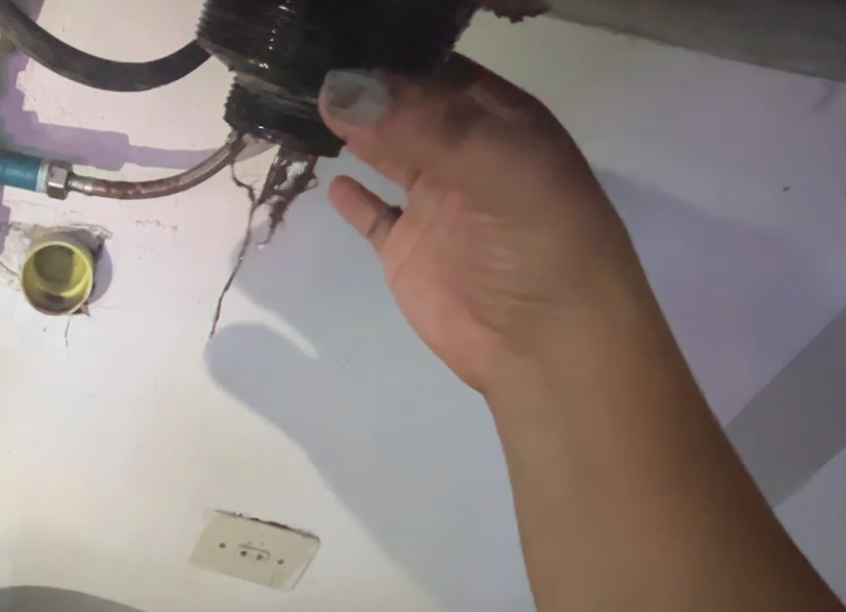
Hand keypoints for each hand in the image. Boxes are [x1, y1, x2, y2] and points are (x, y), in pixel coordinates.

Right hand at [316, 58, 669, 392]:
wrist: (541, 342)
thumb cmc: (538, 245)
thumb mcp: (495, 167)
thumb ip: (420, 127)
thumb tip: (338, 87)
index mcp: (502, 119)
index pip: (441, 67)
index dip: (393, 51)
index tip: (336, 34)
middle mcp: (465, 153)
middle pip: (406, 107)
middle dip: (364, 87)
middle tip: (304, 64)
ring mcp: (433, 203)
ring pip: (384, 154)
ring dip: (352, 133)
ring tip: (304, 106)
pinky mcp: (406, 250)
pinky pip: (373, 215)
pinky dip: (352, 199)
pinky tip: (330, 179)